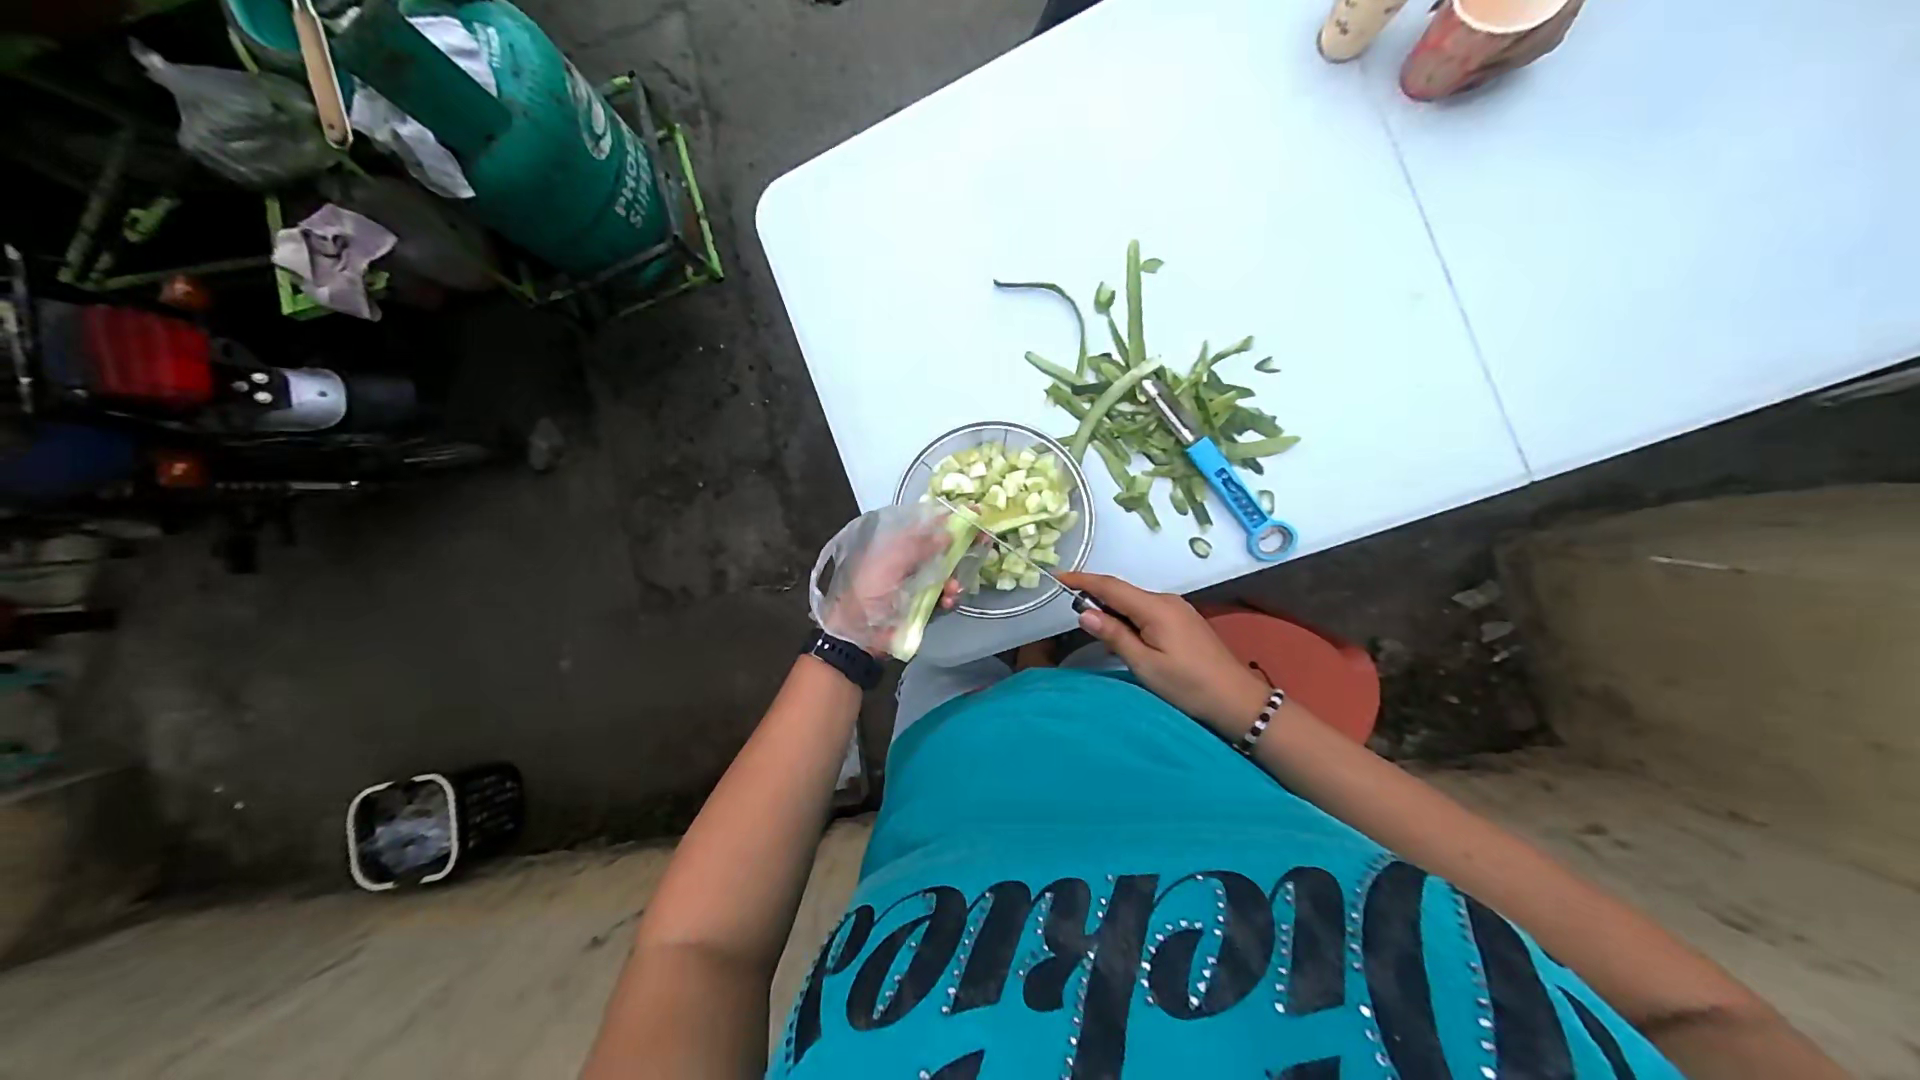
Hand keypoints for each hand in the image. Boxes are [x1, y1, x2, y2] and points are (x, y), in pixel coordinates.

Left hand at [816, 505, 963, 656]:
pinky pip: (946, 595)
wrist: (859, 635)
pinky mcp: (925, 603)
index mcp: (897, 544)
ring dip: (956, 576)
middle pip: (943, 546)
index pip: (927, 524)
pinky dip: (950, 597)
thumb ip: (918, 546)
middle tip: (983, 540)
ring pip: (948, 571)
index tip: (974, 513)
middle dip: (963, 544)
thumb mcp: (889, 563)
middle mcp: (911, 559)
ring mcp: (919, 582)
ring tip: (954, 587)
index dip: (949, 518)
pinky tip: (949, 600)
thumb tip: (948, 533)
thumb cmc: (868, 592)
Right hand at [1058, 572, 1271, 738]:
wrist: (1237, 700)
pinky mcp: (1183, 621)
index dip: (1082, 580)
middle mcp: (1166, 601)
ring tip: (1093, 627)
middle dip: (1095, 596)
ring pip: (1134, 602)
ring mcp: (1177, 609)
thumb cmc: (1189, 686)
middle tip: (1071, 611)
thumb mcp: (1145, 665)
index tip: (1058, 578)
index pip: (1110, 586)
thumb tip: (1084, 612)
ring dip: (1112, 609)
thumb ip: (1114, 635)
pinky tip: (1122, 634)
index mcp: (1155, 608)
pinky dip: (1128, 617)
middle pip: (1122, 592)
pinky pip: (1147, 611)